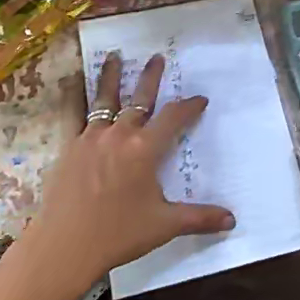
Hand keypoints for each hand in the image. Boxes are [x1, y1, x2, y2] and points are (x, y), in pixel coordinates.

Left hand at [17, 52, 234, 294]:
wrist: (67, 243)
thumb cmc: (119, 234)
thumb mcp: (164, 225)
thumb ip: (198, 218)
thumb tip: (231, 219)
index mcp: (145, 150)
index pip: (173, 119)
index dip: (188, 107)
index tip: (199, 99)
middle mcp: (118, 135)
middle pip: (139, 99)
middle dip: (151, 78)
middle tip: (157, 58)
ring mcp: (90, 137)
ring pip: (104, 100)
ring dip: (112, 77)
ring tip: (114, 56)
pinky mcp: (68, 146)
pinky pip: (71, 114)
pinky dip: (72, 96)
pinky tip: (70, 83)